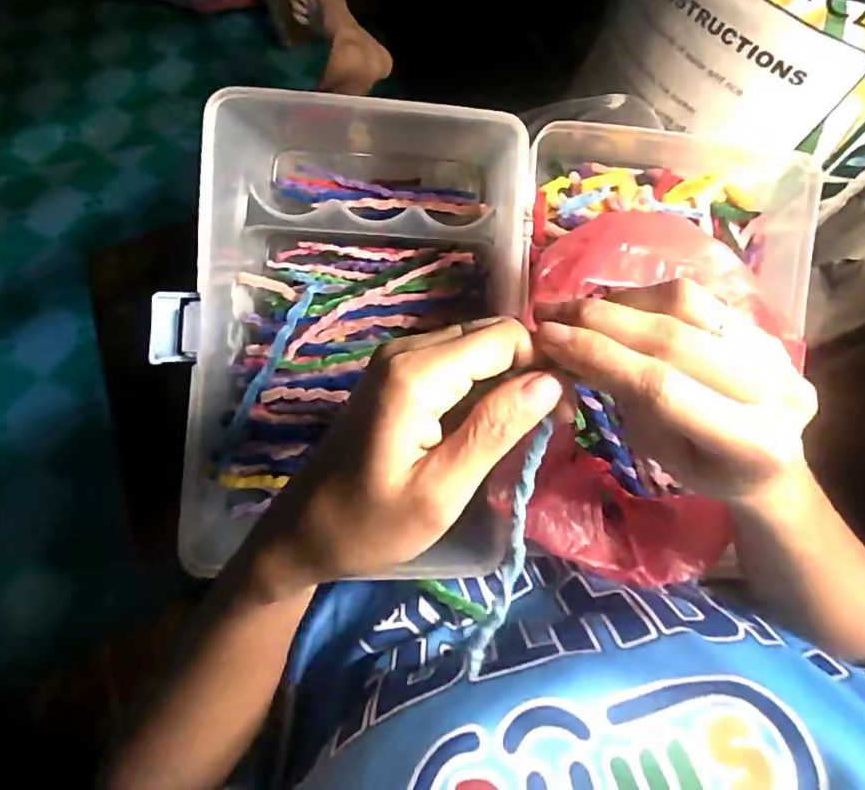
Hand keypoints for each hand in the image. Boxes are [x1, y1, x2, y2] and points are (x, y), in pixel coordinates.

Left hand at [242, 318, 563, 594]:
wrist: (304, 528)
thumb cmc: (371, 524)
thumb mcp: (441, 491)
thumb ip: (495, 430)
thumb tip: (551, 381)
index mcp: (417, 373)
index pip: (505, 337)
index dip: (542, 368)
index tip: (560, 418)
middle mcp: (407, 348)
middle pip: (492, 335)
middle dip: (529, 372)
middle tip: (544, 428)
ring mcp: (399, 356)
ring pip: (477, 345)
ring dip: (508, 380)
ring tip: (517, 432)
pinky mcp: (397, 370)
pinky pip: (456, 360)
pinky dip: (482, 384)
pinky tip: (485, 424)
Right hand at [533, 279, 816, 503]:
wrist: (771, 464)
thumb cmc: (706, 471)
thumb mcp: (659, 452)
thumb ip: (625, 397)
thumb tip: (568, 345)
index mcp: (750, 442)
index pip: (660, 386)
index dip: (598, 354)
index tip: (546, 337)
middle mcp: (774, 389)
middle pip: (672, 338)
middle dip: (599, 321)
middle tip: (549, 312)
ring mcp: (775, 351)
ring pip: (685, 304)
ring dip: (620, 302)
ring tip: (579, 307)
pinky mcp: (764, 325)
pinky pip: (697, 296)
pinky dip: (647, 296)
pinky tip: (617, 304)